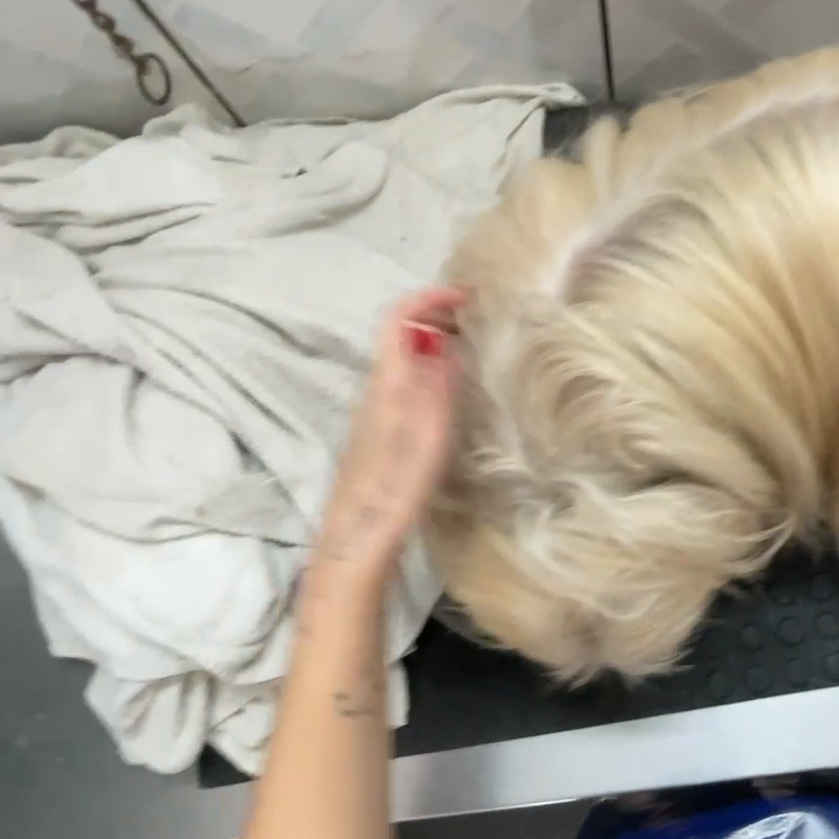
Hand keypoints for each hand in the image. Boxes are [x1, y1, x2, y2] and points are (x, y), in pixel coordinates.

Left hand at [313, 287, 463, 582]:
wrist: (358, 542)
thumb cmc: (394, 490)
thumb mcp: (423, 435)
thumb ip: (432, 384)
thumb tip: (440, 336)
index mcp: (386, 385)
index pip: (398, 319)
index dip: (429, 298)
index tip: (468, 296)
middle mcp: (376, 392)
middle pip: (401, 336)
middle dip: (438, 316)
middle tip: (480, 320)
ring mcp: (376, 415)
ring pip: (405, 360)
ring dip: (435, 344)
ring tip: (475, 347)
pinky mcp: (381, 436)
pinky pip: (407, 384)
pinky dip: (432, 371)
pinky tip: (453, 391)